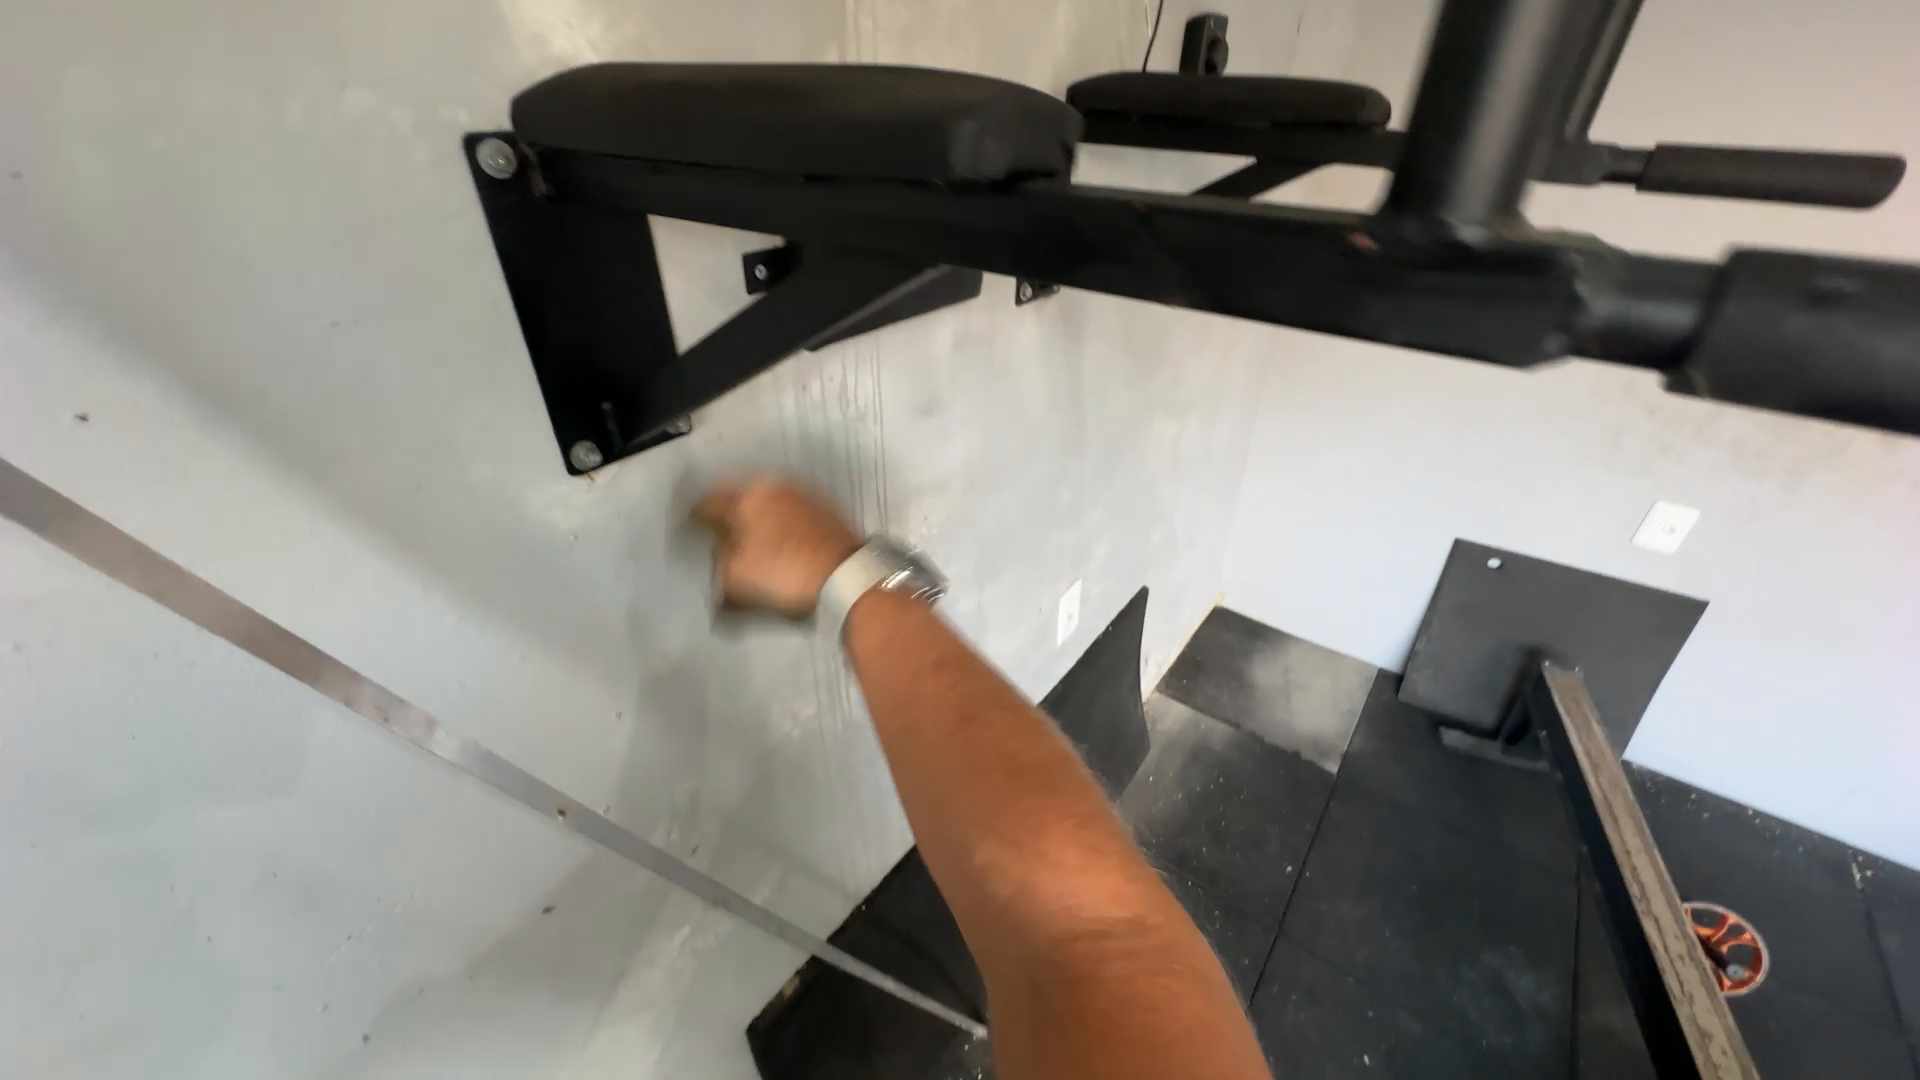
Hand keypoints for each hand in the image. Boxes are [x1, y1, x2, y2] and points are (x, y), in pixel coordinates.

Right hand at [691, 478, 861, 617]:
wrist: (847, 579)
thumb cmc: (787, 573)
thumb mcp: (734, 574)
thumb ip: (716, 560)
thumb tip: (716, 555)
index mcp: (750, 495)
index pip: (707, 501)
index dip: (693, 520)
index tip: (688, 532)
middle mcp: (778, 487)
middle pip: (740, 502)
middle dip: (729, 523)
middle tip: (720, 545)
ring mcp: (806, 498)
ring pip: (769, 510)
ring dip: (758, 528)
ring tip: (753, 554)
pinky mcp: (828, 515)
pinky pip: (793, 521)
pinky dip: (783, 534)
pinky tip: (782, 554)